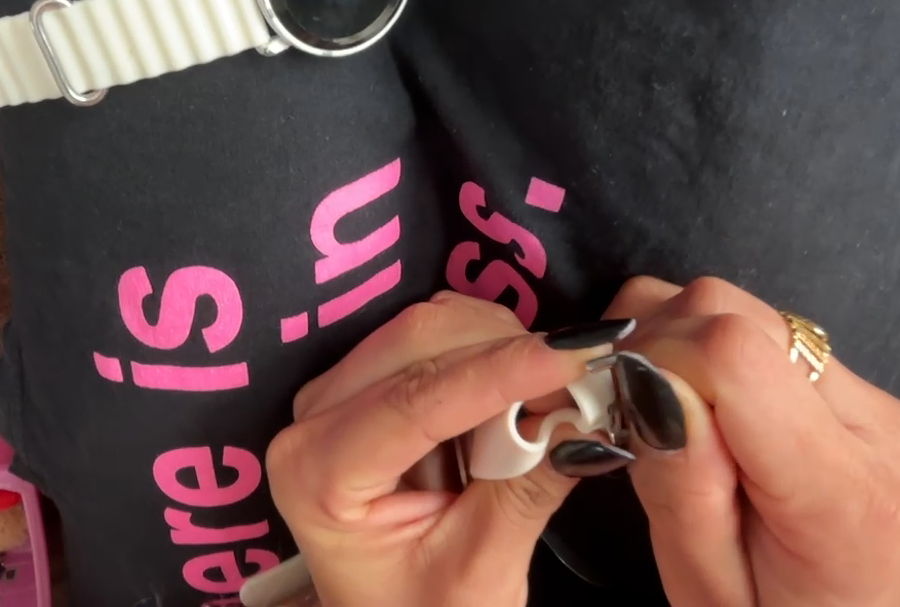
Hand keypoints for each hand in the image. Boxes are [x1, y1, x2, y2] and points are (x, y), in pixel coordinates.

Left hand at [264, 292, 628, 606]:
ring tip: (547, 392)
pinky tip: (512, 383)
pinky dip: (484, 343)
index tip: (572, 357)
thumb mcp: (480, 574)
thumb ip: (527, 490)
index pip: (415, 400)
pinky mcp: (367, 372)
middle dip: (504, 351)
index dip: (498, 371)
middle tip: (581, 376)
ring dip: (498, 344)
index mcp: (318, 472)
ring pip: (428, 325)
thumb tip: (585, 414)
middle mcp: (314, 413)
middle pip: (417, 341)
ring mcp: (337, 385)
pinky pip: (432, 331)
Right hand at [609, 277, 899, 606]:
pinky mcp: (839, 361)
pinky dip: (684, 332)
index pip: (733, 355)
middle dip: (658, 353)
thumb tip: (648, 376)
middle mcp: (876, 421)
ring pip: (722, 300)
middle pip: (724, 313)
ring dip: (669, 341)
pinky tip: (693, 391)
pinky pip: (733, 306)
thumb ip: (680, 486)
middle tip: (647, 424)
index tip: (639, 422)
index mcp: (848, 494)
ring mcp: (866, 384)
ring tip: (672, 412)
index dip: (660, 366)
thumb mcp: (701, 588)